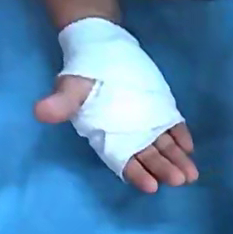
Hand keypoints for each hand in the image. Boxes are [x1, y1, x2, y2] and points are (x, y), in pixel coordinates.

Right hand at [35, 75, 198, 193]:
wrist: (98, 47)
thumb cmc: (82, 74)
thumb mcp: (70, 87)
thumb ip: (61, 103)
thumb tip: (40, 112)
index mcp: (109, 138)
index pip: (125, 162)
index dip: (137, 174)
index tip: (151, 186)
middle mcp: (130, 137)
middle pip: (149, 158)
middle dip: (164, 169)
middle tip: (180, 180)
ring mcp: (147, 124)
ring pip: (164, 147)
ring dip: (178, 159)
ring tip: (192, 174)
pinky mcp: (159, 109)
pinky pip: (172, 126)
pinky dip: (181, 136)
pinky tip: (190, 146)